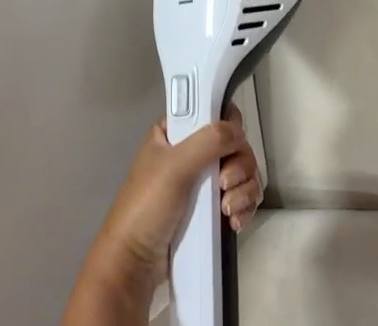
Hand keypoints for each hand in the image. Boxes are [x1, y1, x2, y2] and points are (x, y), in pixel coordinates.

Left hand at [92, 108, 261, 282]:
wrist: (134, 264)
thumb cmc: (146, 207)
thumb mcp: (174, 167)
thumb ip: (208, 141)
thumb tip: (238, 131)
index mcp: (175, 134)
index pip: (211, 112)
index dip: (227, 125)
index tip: (230, 143)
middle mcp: (192, 153)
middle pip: (235, 145)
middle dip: (239, 167)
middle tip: (225, 185)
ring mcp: (203, 183)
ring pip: (242, 172)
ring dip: (243, 190)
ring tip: (228, 211)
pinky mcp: (211, 209)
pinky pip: (241, 198)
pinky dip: (243, 208)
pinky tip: (234, 223)